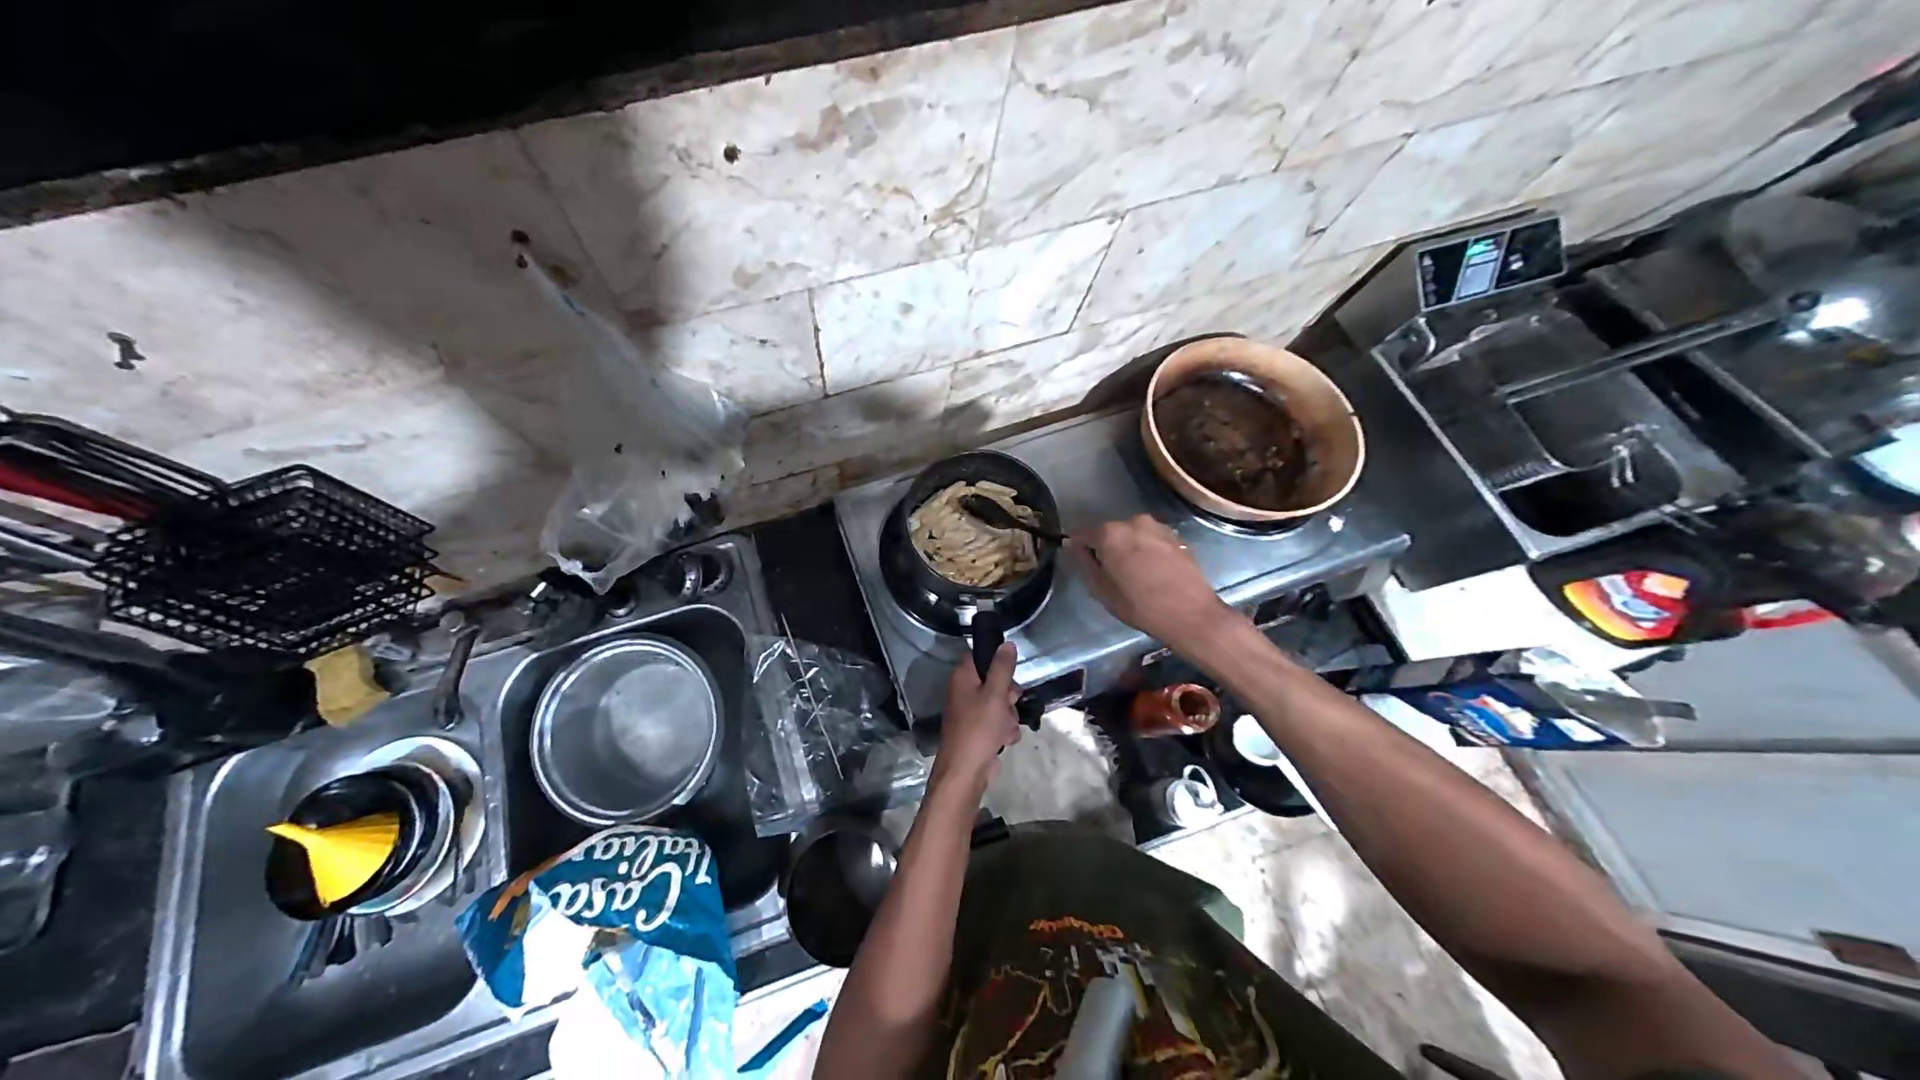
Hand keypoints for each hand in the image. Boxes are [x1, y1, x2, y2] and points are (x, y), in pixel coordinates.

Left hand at [934, 642, 1020, 792]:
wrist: (966, 771)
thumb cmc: (979, 728)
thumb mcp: (995, 694)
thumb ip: (1002, 668)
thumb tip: (1007, 643)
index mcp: (962, 677)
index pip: (980, 657)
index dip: (997, 663)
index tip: (1011, 673)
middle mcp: (964, 692)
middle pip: (994, 681)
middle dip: (1009, 695)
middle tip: (1011, 703)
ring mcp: (971, 713)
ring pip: (1001, 704)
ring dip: (1009, 716)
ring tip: (1005, 728)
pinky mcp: (979, 731)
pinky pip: (998, 723)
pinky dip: (1004, 731)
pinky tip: (1004, 740)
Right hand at [1068, 515, 1242, 652]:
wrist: (1190, 613)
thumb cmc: (1138, 605)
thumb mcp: (1101, 589)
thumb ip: (1083, 562)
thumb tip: (1073, 544)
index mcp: (1110, 532)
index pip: (1082, 533)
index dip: (1078, 547)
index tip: (1081, 562)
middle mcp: (1133, 521)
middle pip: (1109, 531)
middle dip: (1106, 547)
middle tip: (1109, 572)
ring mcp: (1158, 527)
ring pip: (1132, 534)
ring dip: (1128, 548)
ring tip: (1133, 573)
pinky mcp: (1176, 537)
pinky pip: (1151, 540)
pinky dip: (1146, 550)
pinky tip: (1152, 572)